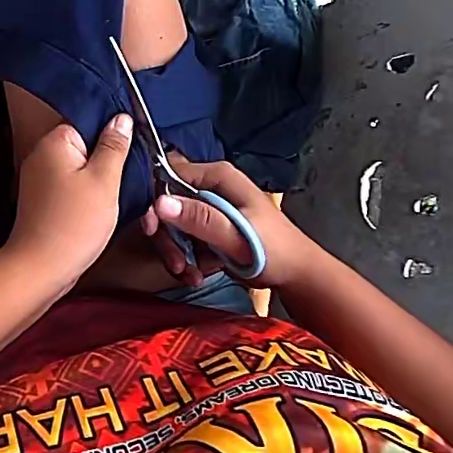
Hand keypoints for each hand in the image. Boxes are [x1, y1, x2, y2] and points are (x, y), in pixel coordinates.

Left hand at [6, 115, 132, 283]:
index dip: (114, 138)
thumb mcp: (105, 181)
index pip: (90, 123)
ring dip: (102, 183)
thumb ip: (114, 146)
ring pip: (82, 169)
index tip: (130, 155)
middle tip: (126, 182)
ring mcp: (42, 180)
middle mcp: (43, 156)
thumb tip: (122, 120)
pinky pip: (74, 188)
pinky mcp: (45, 201)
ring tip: (113, 201)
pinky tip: (100, 212)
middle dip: (110, 163)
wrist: (42, 269)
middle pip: (87, 146)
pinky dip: (90, 197)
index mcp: (55, 143)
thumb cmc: (73, 226)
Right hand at [142, 154, 330, 288]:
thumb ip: (200, 219)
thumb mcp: (235, 236)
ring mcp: (213, 210)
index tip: (154, 231)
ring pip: (175, 227)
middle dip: (169, 237)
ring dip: (177, 253)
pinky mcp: (213, 231)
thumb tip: (161, 203)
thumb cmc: (274, 251)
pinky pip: (187, 242)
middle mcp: (214, 188)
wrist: (297, 275)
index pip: (171, 177)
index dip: (158, 204)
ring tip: (190, 274)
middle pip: (170, 205)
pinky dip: (188, 260)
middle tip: (176, 263)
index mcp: (220, 178)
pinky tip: (198, 275)